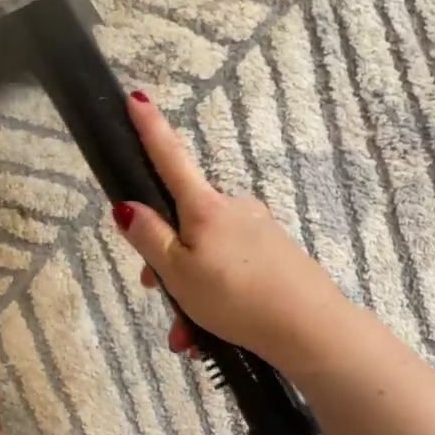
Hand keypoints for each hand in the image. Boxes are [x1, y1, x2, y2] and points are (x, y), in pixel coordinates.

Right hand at [110, 92, 348, 366]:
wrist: (308, 327)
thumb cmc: (234, 297)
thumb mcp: (178, 272)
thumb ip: (150, 238)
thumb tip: (125, 206)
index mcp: (205, 208)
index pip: (169, 159)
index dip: (150, 130)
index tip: (135, 97)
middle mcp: (232, 210)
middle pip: (182, 226)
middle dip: (164, 263)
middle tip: (159, 297)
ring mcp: (256, 231)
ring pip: (204, 258)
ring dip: (189, 296)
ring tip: (187, 337)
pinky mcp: (272, 255)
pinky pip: (228, 273)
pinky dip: (213, 302)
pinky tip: (210, 337)